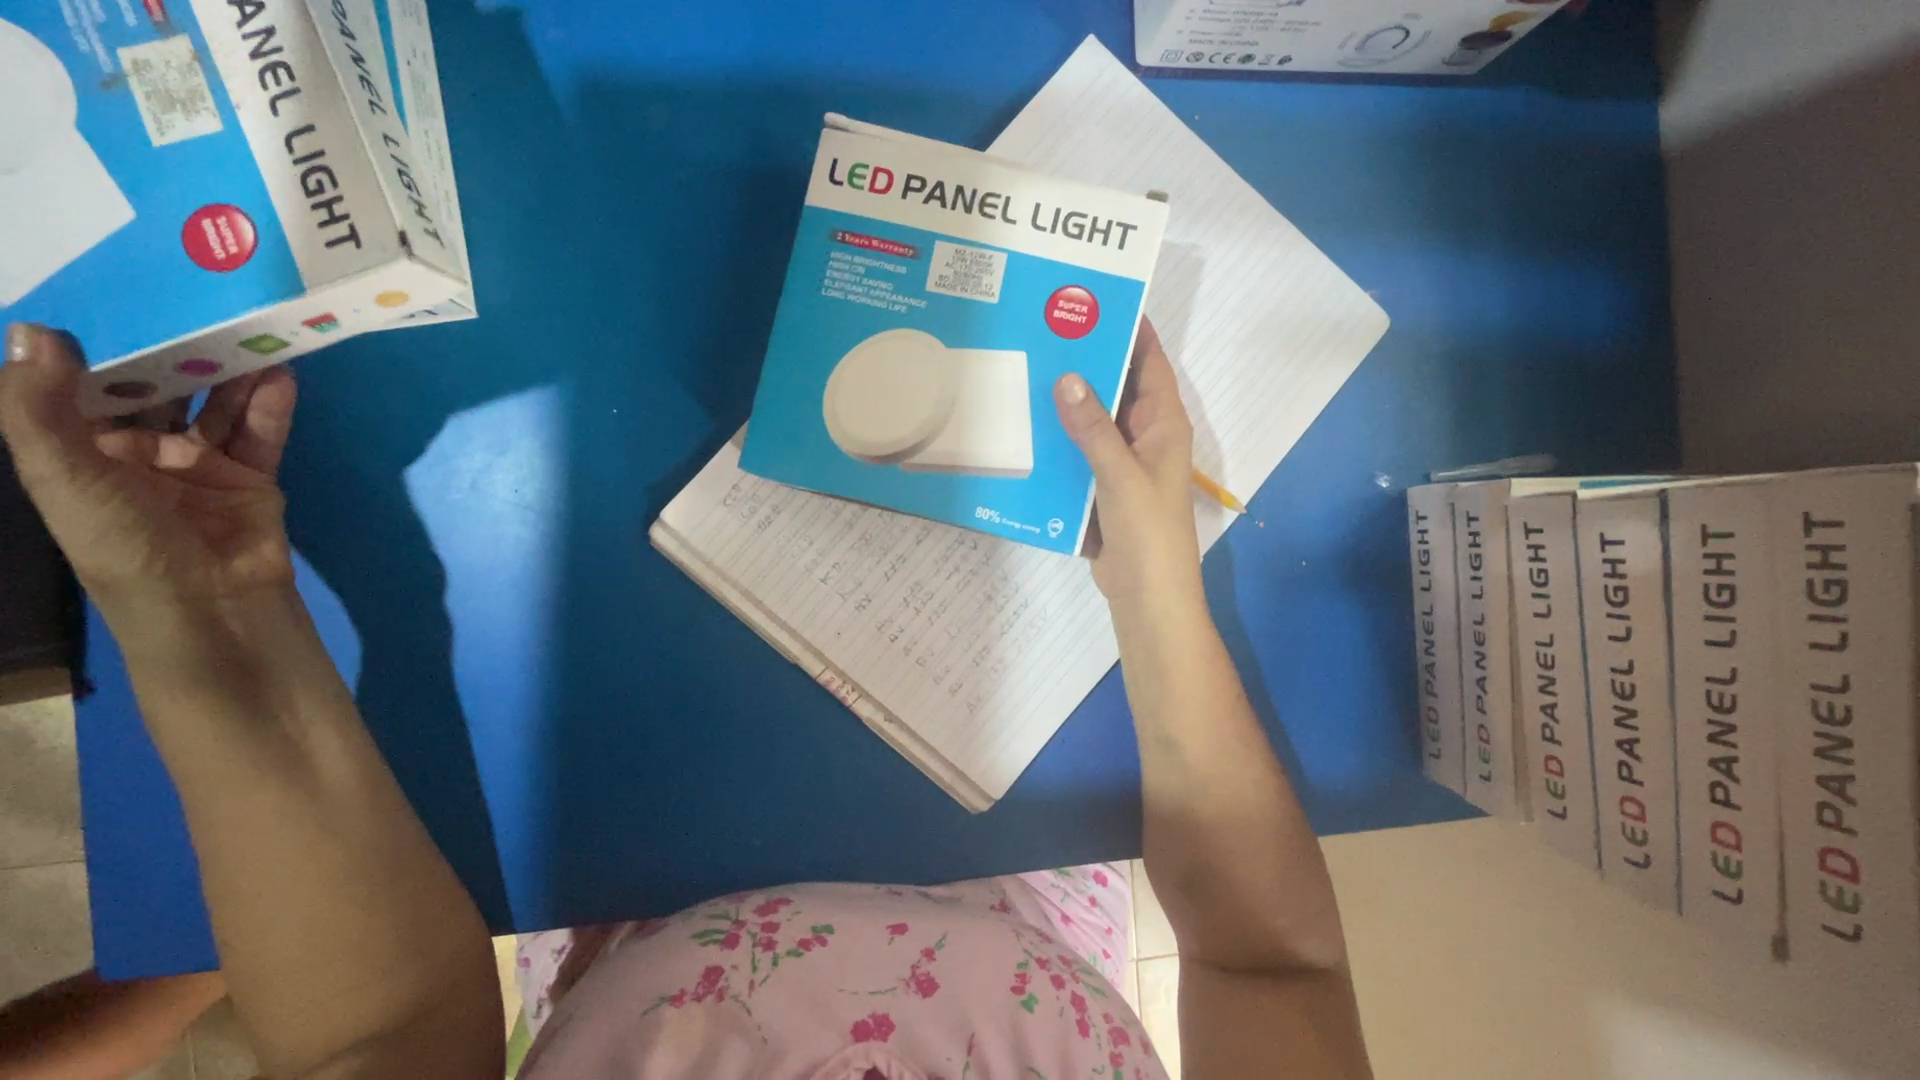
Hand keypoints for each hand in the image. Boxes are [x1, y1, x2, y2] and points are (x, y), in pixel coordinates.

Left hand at [0, 324, 297, 613]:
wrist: (209, 604)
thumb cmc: (123, 543)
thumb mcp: (63, 475)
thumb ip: (39, 405)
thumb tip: (37, 330)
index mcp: (81, 453)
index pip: (84, 389)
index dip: (97, 350)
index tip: (118, 304)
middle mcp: (139, 455)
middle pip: (159, 393)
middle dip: (175, 356)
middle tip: (198, 310)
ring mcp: (200, 466)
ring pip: (215, 408)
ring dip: (229, 374)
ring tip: (247, 334)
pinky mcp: (252, 480)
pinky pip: (261, 434)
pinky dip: (270, 406)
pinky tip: (279, 376)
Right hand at [1053, 319, 1202, 606]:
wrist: (1146, 594)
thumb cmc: (1147, 530)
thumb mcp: (1120, 473)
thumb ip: (1093, 427)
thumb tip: (1067, 377)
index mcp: (1163, 424)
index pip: (1151, 363)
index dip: (1131, 330)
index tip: (1098, 300)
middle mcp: (1145, 436)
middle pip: (1117, 388)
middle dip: (1087, 362)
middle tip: (1045, 331)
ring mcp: (1122, 463)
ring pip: (1093, 421)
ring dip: (1068, 403)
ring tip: (1027, 369)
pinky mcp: (1101, 488)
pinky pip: (1078, 454)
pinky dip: (1058, 441)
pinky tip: (1025, 427)